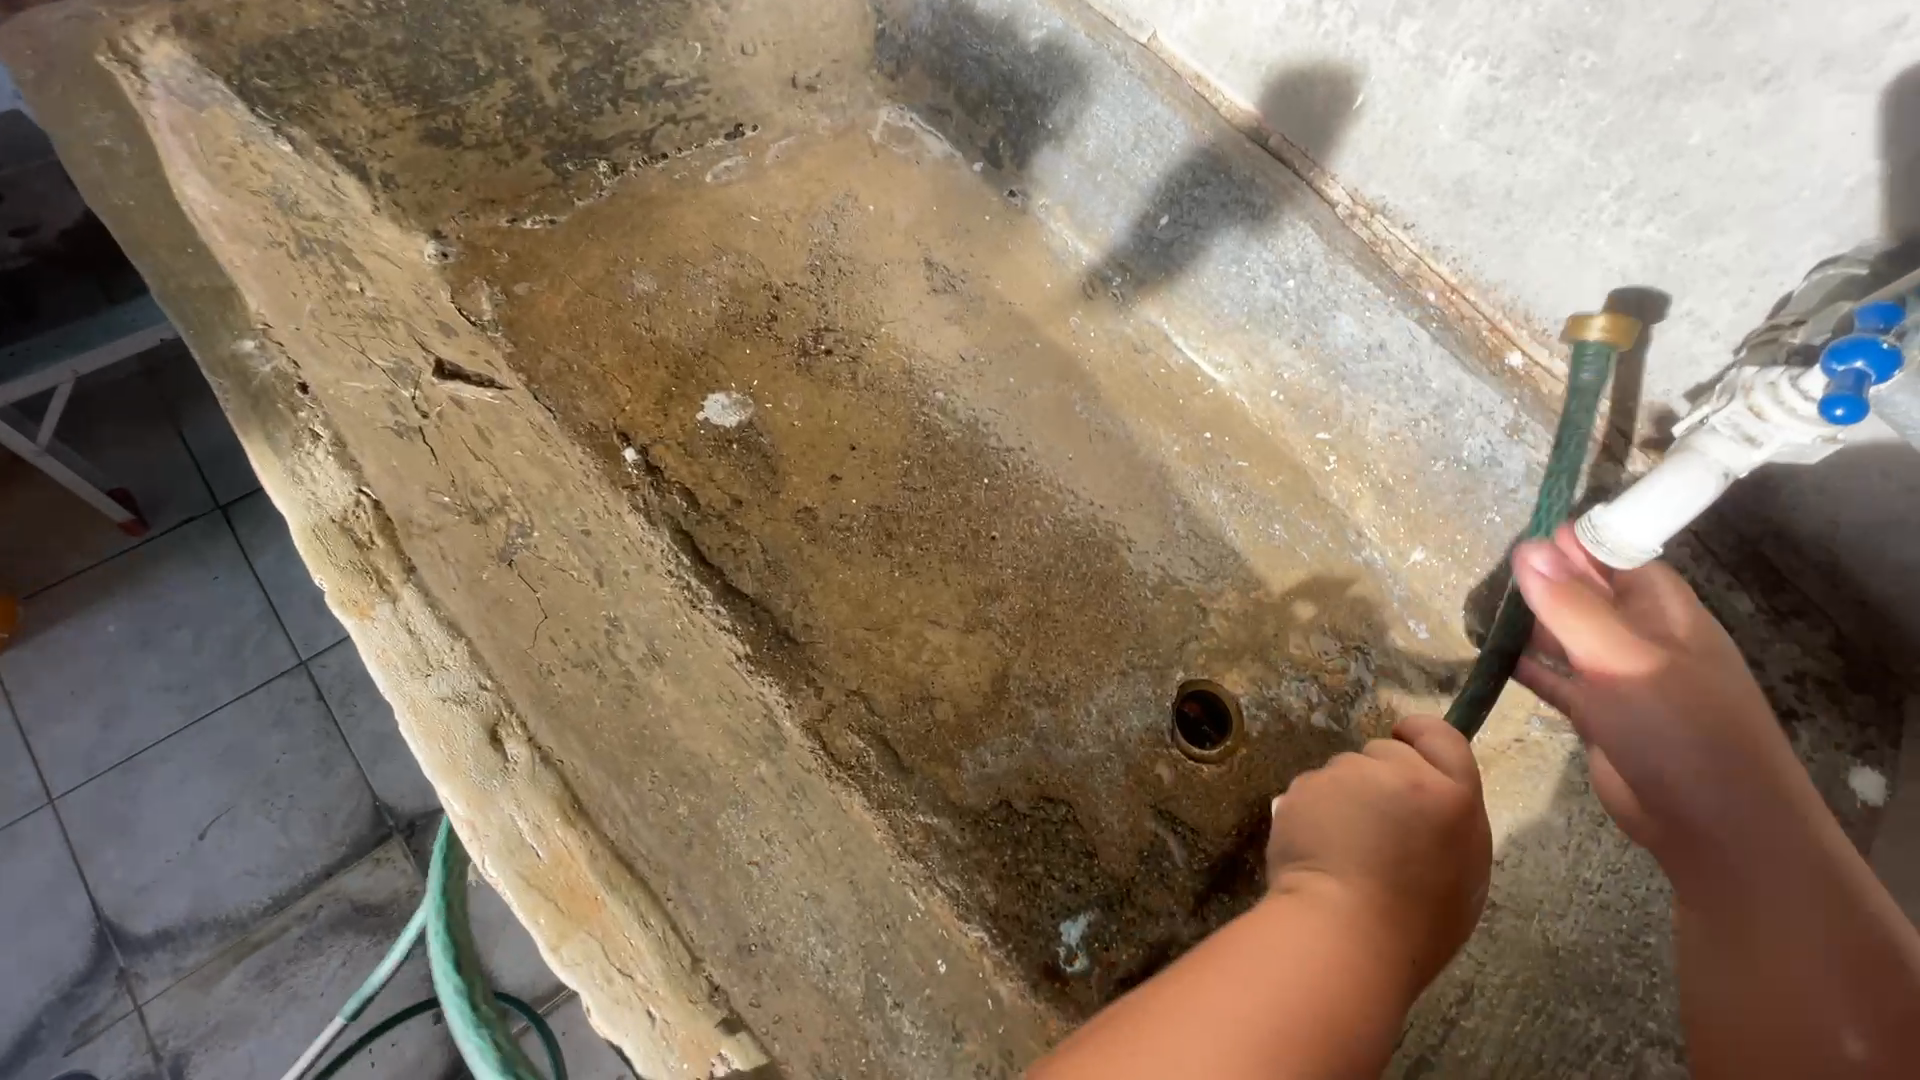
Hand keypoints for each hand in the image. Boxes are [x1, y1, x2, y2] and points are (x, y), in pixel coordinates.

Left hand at [1265, 715, 1490, 994]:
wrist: (1344, 929)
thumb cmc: (1415, 920)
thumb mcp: (1462, 870)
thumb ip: (1445, 819)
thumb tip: (1422, 800)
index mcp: (1453, 796)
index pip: (1442, 735)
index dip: (1420, 735)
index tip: (1406, 741)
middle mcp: (1401, 773)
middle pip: (1386, 752)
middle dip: (1379, 775)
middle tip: (1376, 823)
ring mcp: (1346, 774)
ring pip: (1344, 770)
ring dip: (1343, 793)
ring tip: (1344, 842)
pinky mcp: (1304, 784)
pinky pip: (1311, 787)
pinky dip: (1313, 808)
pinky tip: (1316, 844)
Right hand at [1509, 526, 1825, 885]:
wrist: (1711, 825)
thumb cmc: (1680, 730)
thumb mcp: (1623, 659)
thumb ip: (1572, 606)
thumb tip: (1527, 548)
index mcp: (1667, 618)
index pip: (1623, 562)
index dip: (1581, 544)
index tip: (1529, 529)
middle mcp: (1643, 641)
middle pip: (1590, 596)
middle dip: (1547, 579)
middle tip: (1491, 564)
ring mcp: (1619, 679)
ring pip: (1566, 636)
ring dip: (1530, 621)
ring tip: (1480, 602)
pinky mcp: (1597, 714)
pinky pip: (1553, 677)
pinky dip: (1524, 664)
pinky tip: (1490, 653)